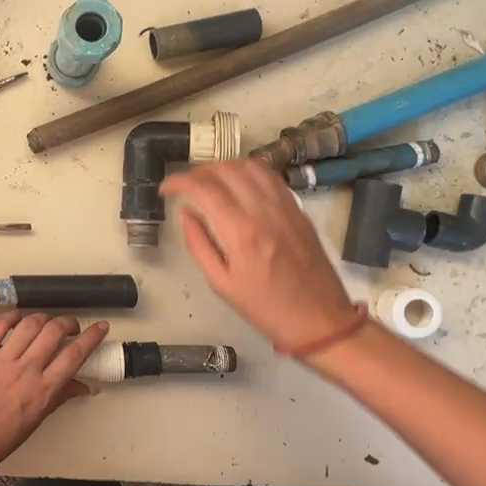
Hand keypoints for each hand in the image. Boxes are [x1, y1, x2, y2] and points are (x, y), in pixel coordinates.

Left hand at [0, 312, 108, 472]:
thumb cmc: (3, 436)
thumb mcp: (38, 419)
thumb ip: (61, 396)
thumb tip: (86, 386)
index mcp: (44, 390)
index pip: (75, 355)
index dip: (92, 337)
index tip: (101, 326)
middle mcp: (27, 369)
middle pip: (54, 332)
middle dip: (68, 323)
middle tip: (70, 327)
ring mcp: (2, 358)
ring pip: (30, 324)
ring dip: (43, 318)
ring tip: (46, 322)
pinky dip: (12, 316)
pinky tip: (18, 317)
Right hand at [160, 159, 357, 354]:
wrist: (320, 319)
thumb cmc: (266, 308)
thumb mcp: (221, 284)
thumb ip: (199, 244)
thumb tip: (186, 213)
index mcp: (241, 233)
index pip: (203, 189)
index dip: (178, 182)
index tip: (165, 190)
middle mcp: (264, 211)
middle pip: (225, 169)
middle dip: (197, 172)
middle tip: (185, 186)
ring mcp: (285, 207)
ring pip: (250, 166)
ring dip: (223, 167)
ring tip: (210, 181)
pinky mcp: (299, 210)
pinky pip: (271, 177)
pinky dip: (248, 172)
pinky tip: (238, 185)